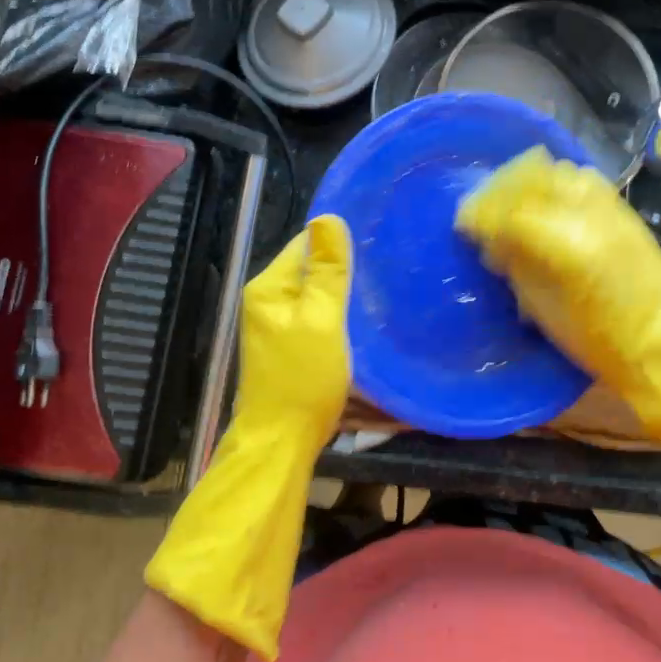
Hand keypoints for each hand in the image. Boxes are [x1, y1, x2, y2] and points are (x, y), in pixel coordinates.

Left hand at [145, 216, 352, 661]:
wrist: (281, 445)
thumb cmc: (301, 380)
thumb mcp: (322, 320)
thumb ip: (327, 271)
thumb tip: (328, 216)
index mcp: (269, 287)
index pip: (305, 244)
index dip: (340, 241)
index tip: (380, 240)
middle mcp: (268, 301)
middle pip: (313, 271)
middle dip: (348, 271)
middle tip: (392, 269)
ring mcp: (278, 328)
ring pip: (321, 299)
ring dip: (348, 299)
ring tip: (388, 294)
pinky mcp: (292, 351)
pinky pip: (322, 323)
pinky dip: (343, 323)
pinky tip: (370, 327)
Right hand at [453, 147, 660, 428]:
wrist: (658, 346)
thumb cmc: (594, 340)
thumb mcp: (540, 306)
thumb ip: (514, 263)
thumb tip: (492, 240)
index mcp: (564, 244)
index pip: (507, 211)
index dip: (479, 214)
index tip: (464, 224)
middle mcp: (587, 213)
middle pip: (529, 178)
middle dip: (499, 192)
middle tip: (485, 213)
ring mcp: (609, 206)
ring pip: (557, 171)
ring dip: (529, 184)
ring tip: (516, 206)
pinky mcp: (623, 208)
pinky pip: (582, 180)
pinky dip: (557, 187)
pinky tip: (547, 207)